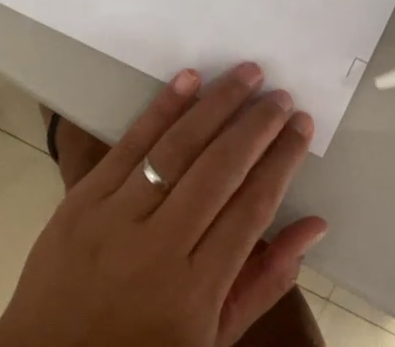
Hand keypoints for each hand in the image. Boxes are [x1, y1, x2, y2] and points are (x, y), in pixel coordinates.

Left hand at [0, 64, 326, 346]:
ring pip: (178, 148)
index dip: (283, 160)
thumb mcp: (211, 338)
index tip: (302, 125)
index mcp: (196, 288)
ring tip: (248, 74)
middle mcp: (159, 248)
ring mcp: (114, 221)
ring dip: (218, 104)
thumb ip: (265, 282)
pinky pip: (128, 145)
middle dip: (258, 125)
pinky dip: (162, 108)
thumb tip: (314, 226)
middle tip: (283, 96)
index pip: (253, 206)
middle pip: (220, 169)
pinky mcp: (80, 201)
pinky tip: (190, 79)